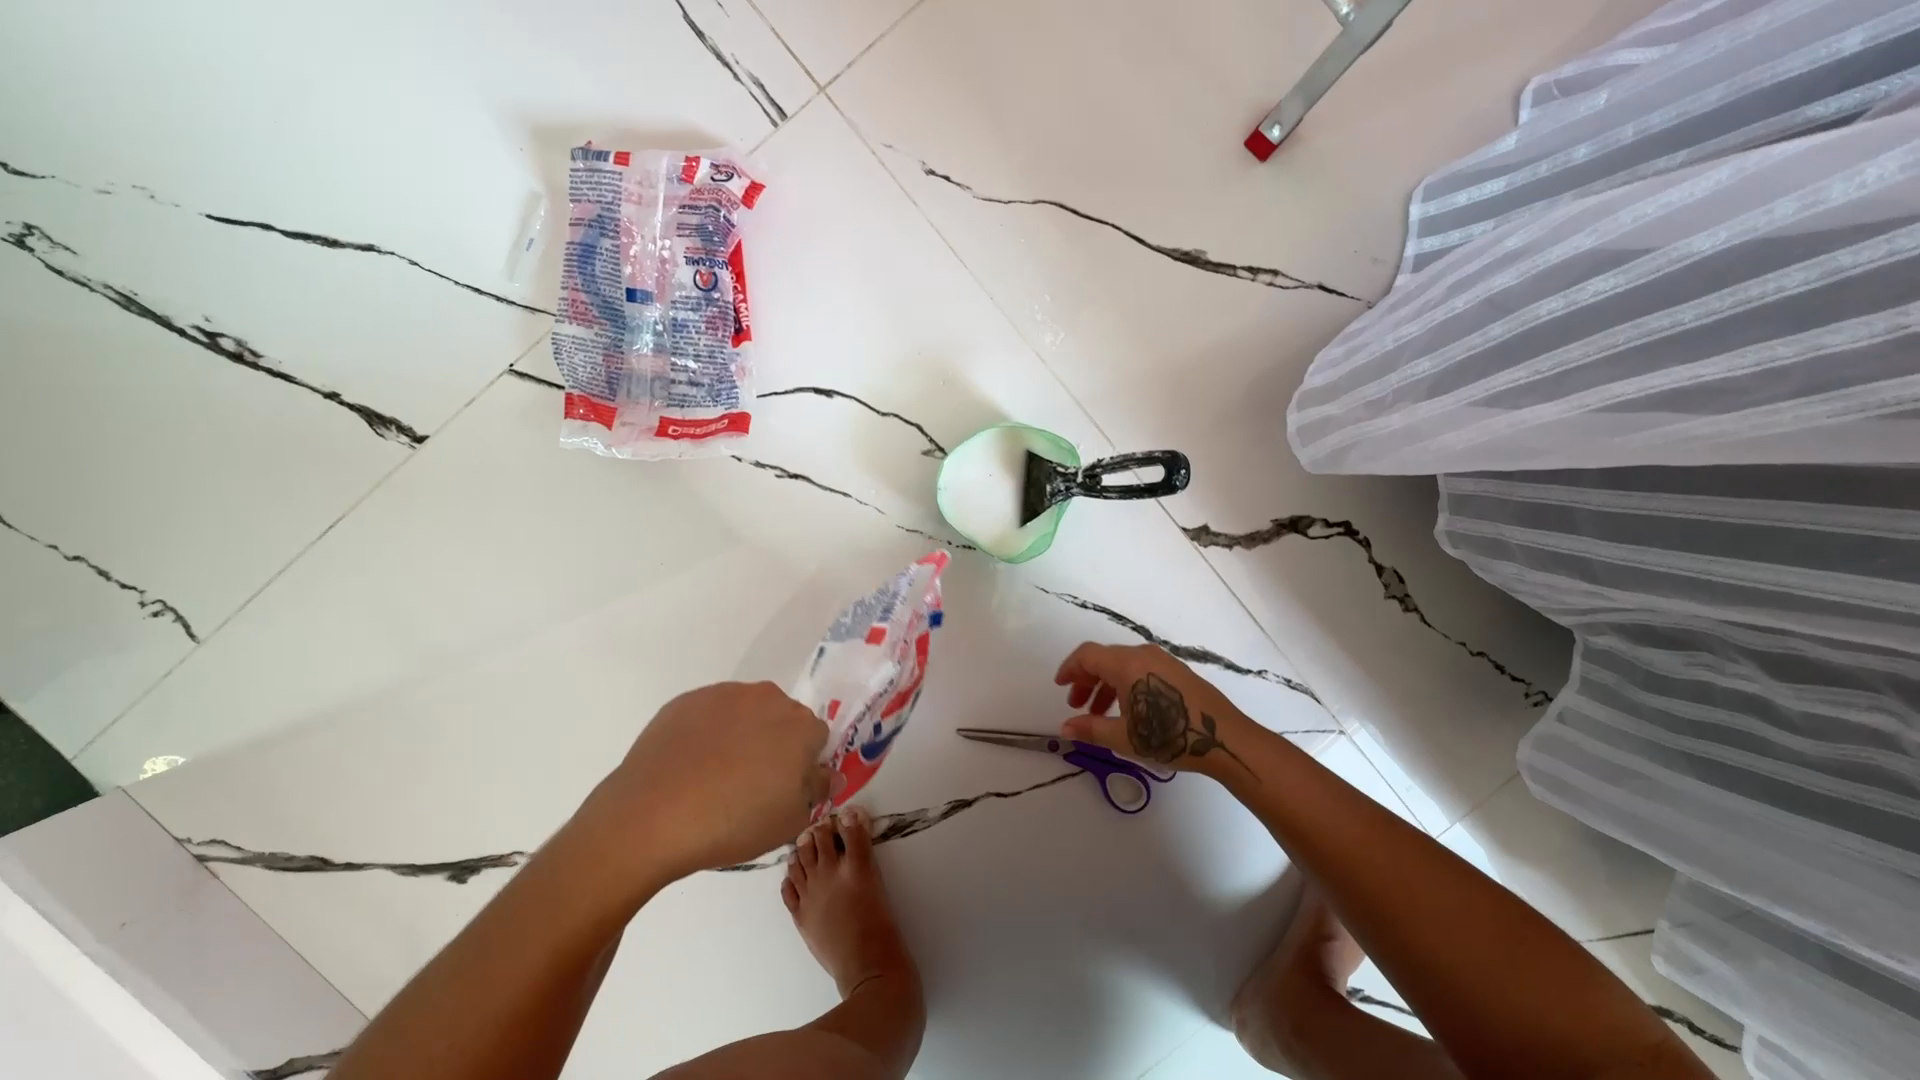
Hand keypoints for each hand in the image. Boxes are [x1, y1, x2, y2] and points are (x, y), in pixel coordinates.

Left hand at [580, 681, 832, 879]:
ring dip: (741, 735)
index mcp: (801, 726)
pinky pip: (709, 715)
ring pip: (745, 713)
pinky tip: (690, 768)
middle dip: (774, 744)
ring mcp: (723, 695)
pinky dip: (706, 734)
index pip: (817, 739)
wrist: (652, 815)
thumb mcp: (791, 821)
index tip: (784, 790)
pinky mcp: (685, 701)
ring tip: (715, 777)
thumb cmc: (734, 822)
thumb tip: (823, 772)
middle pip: (782, 719)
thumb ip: (817, 789)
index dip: (803, 765)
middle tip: (752, 784)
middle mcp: (767, 699)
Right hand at [1054, 643, 1256, 777]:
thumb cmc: (1170, 736)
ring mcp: (1165, 662)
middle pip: (1105, 659)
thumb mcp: (1124, 737)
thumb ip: (1090, 729)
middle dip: (1086, 681)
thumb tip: (1064, 727)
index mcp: (1127, 663)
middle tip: (1078, 706)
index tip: (1060, 687)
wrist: (1225, 739)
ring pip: (1125, 666)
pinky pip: (1143, 671)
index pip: (1087, 655)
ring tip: (1102, 714)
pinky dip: (1127, 686)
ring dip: (1106, 686)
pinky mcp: (1180, 673)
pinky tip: (1131, 712)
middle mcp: (1144, 655)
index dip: (1069, 669)